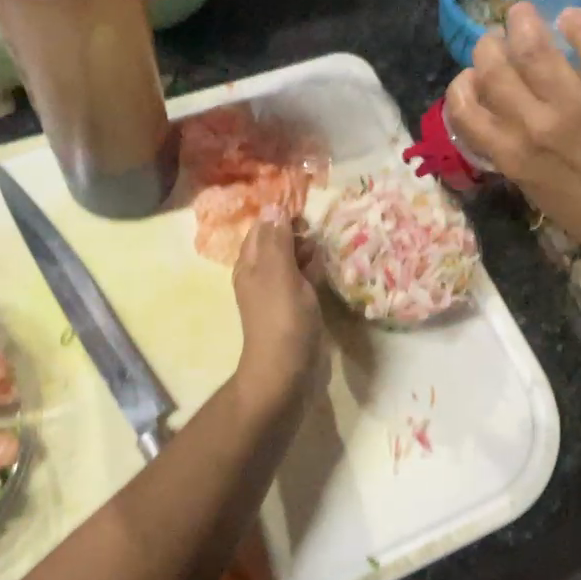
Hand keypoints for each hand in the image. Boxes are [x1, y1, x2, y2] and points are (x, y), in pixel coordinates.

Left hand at [230, 207, 322, 422]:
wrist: (287, 372)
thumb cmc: (282, 320)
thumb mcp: (278, 274)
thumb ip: (277, 241)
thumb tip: (273, 206)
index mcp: (250, 265)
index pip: (263, 229)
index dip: (281, 216)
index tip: (307, 210)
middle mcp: (261, 276)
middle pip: (278, 244)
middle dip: (298, 233)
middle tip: (321, 230)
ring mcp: (280, 294)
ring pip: (293, 262)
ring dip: (309, 252)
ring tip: (328, 245)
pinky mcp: (297, 309)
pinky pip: (305, 282)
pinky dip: (315, 272)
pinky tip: (329, 268)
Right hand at [445, 2, 580, 265]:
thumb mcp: (532, 187)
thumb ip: (510, 150)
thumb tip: (494, 114)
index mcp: (510, 154)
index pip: (463, 109)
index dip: (461, 86)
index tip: (470, 77)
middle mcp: (533, 126)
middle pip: (492, 69)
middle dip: (487, 46)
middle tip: (495, 39)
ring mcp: (573, 104)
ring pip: (532, 47)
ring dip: (522, 22)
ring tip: (522, 13)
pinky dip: (578, 23)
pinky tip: (572, 18)